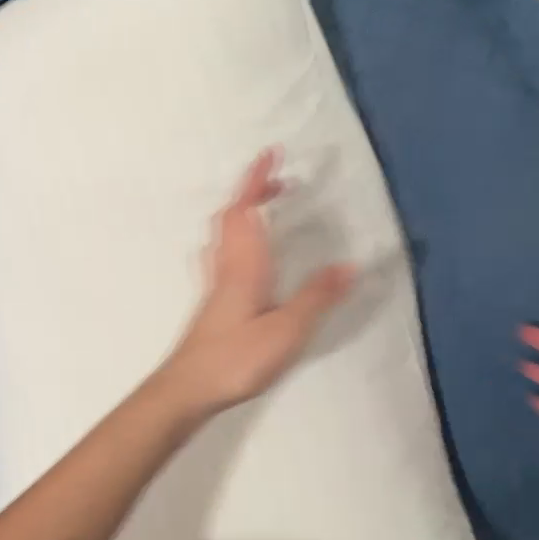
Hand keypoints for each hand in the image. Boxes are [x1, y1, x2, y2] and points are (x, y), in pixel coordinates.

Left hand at [153, 147, 354, 422]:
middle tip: (280, 181)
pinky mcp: (213, 302)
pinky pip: (224, 255)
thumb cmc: (235, 358)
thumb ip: (317, 297)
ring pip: (223, 236)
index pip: (244, 211)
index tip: (270, 153)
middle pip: (230, 218)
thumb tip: (351, 263)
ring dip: (243, 214)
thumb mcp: (287, 330)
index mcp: (242, 266)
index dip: (256, 181)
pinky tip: (249, 255)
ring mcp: (214, 285)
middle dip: (252, 192)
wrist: (187, 387)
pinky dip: (239, 239)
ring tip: (267, 208)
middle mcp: (224, 268)